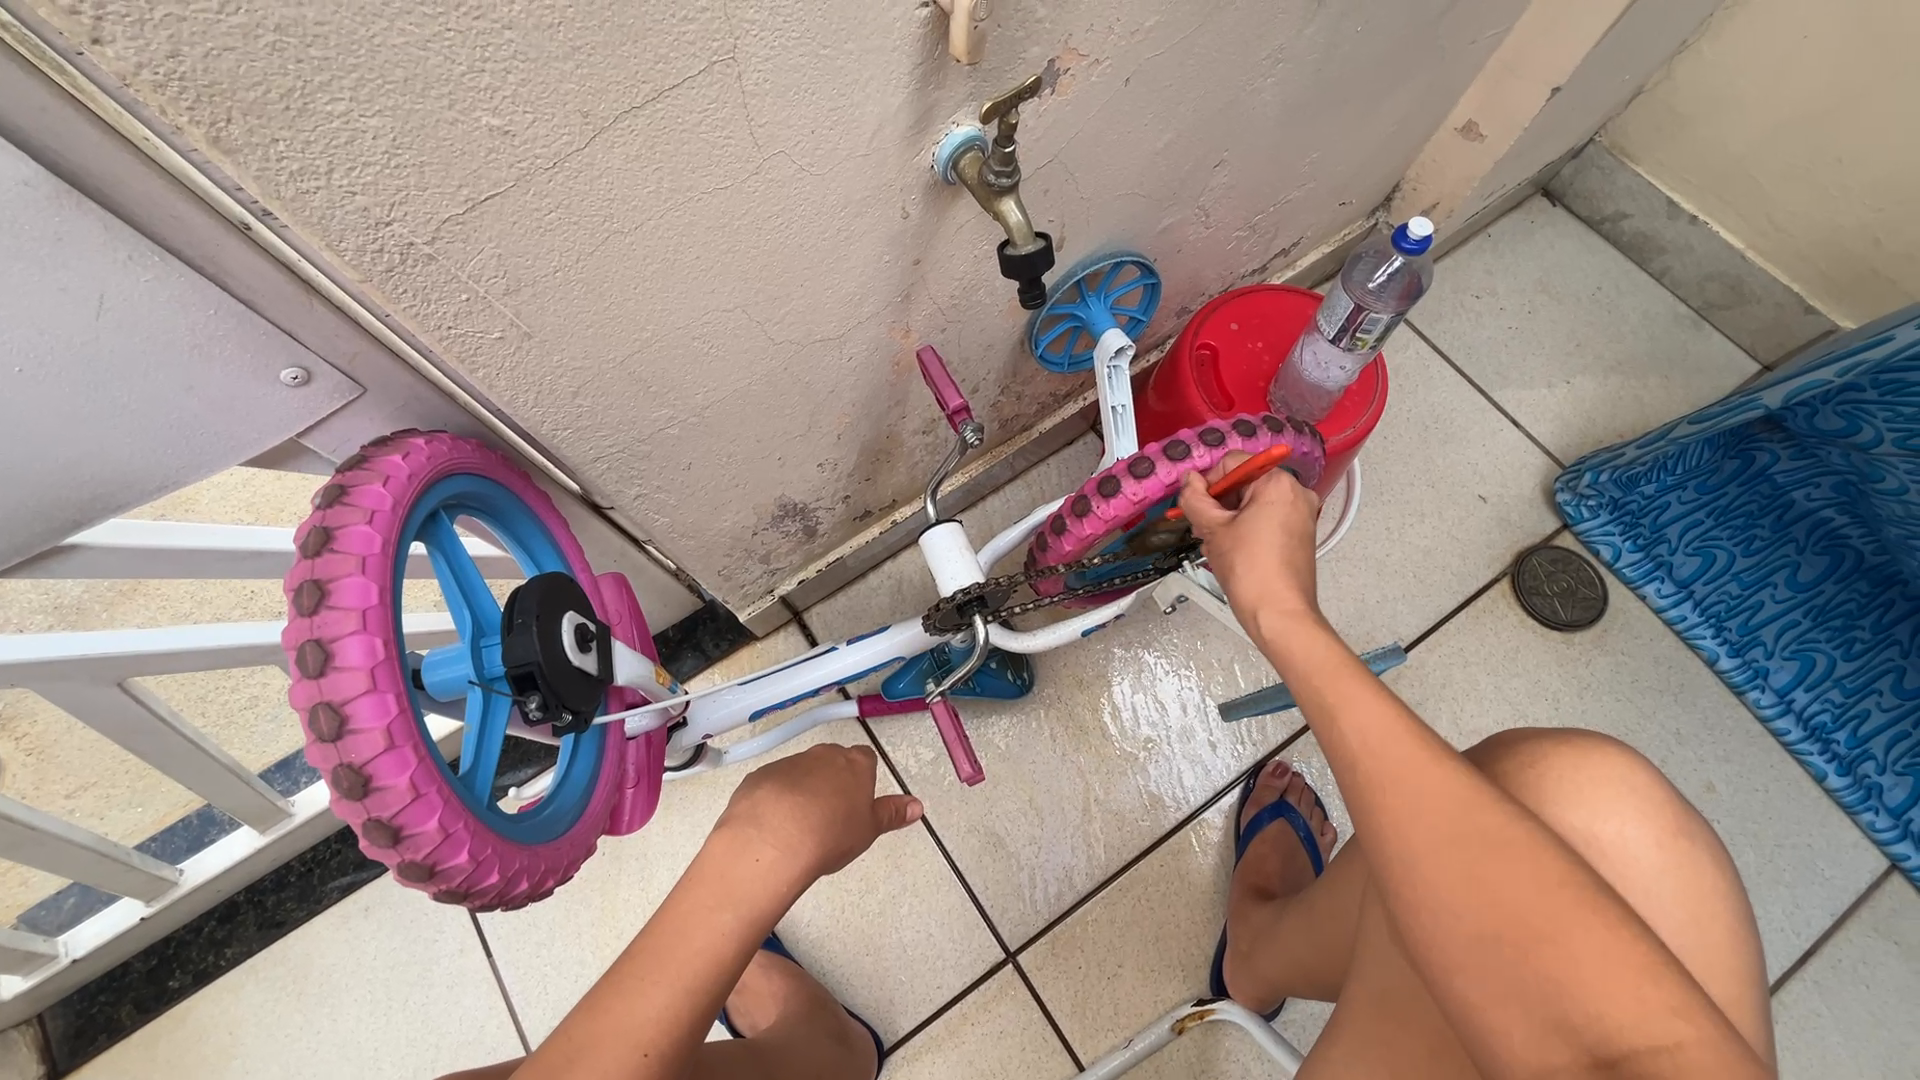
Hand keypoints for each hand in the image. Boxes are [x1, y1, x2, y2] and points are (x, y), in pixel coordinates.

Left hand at [713, 743, 923, 881]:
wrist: (773, 839)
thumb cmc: (830, 835)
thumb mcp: (868, 829)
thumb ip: (892, 814)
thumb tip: (916, 806)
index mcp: (855, 764)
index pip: (866, 759)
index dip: (863, 780)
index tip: (858, 802)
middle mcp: (823, 755)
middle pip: (833, 762)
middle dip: (833, 782)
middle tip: (831, 816)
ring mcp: (790, 763)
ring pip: (801, 772)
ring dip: (803, 790)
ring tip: (801, 827)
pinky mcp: (761, 776)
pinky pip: (774, 784)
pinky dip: (776, 799)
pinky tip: (775, 825)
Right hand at [1177, 452, 1323, 637]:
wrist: (1278, 612)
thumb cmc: (1251, 571)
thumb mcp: (1212, 528)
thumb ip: (1195, 498)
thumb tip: (1189, 481)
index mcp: (1277, 483)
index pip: (1232, 464)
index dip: (1208, 483)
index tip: (1196, 505)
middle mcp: (1295, 493)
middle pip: (1244, 483)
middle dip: (1219, 504)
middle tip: (1203, 527)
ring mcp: (1300, 514)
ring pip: (1252, 503)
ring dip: (1228, 518)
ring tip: (1216, 543)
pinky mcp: (1299, 534)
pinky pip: (1265, 519)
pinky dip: (1245, 529)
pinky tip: (1231, 550)